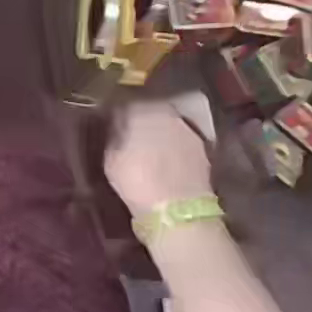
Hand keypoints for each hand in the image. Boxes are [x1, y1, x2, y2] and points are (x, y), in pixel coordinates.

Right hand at [103, 99, 214, 218]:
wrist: (176, 209)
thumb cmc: (136, 183)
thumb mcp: (111, 160)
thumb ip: (114, 137)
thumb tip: (115, 125)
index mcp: (141, 112)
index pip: (125, 102)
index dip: (116, 111)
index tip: (109, 120)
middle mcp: (167, 114)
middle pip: (150, 109)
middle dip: (139, 117)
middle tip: (129, 132)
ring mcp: (188, 129)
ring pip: (168, 123)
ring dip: (158, 130)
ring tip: (148, 146)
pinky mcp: (202, 147)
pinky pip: (181, 138)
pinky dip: (172, 144)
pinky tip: (165, 158)